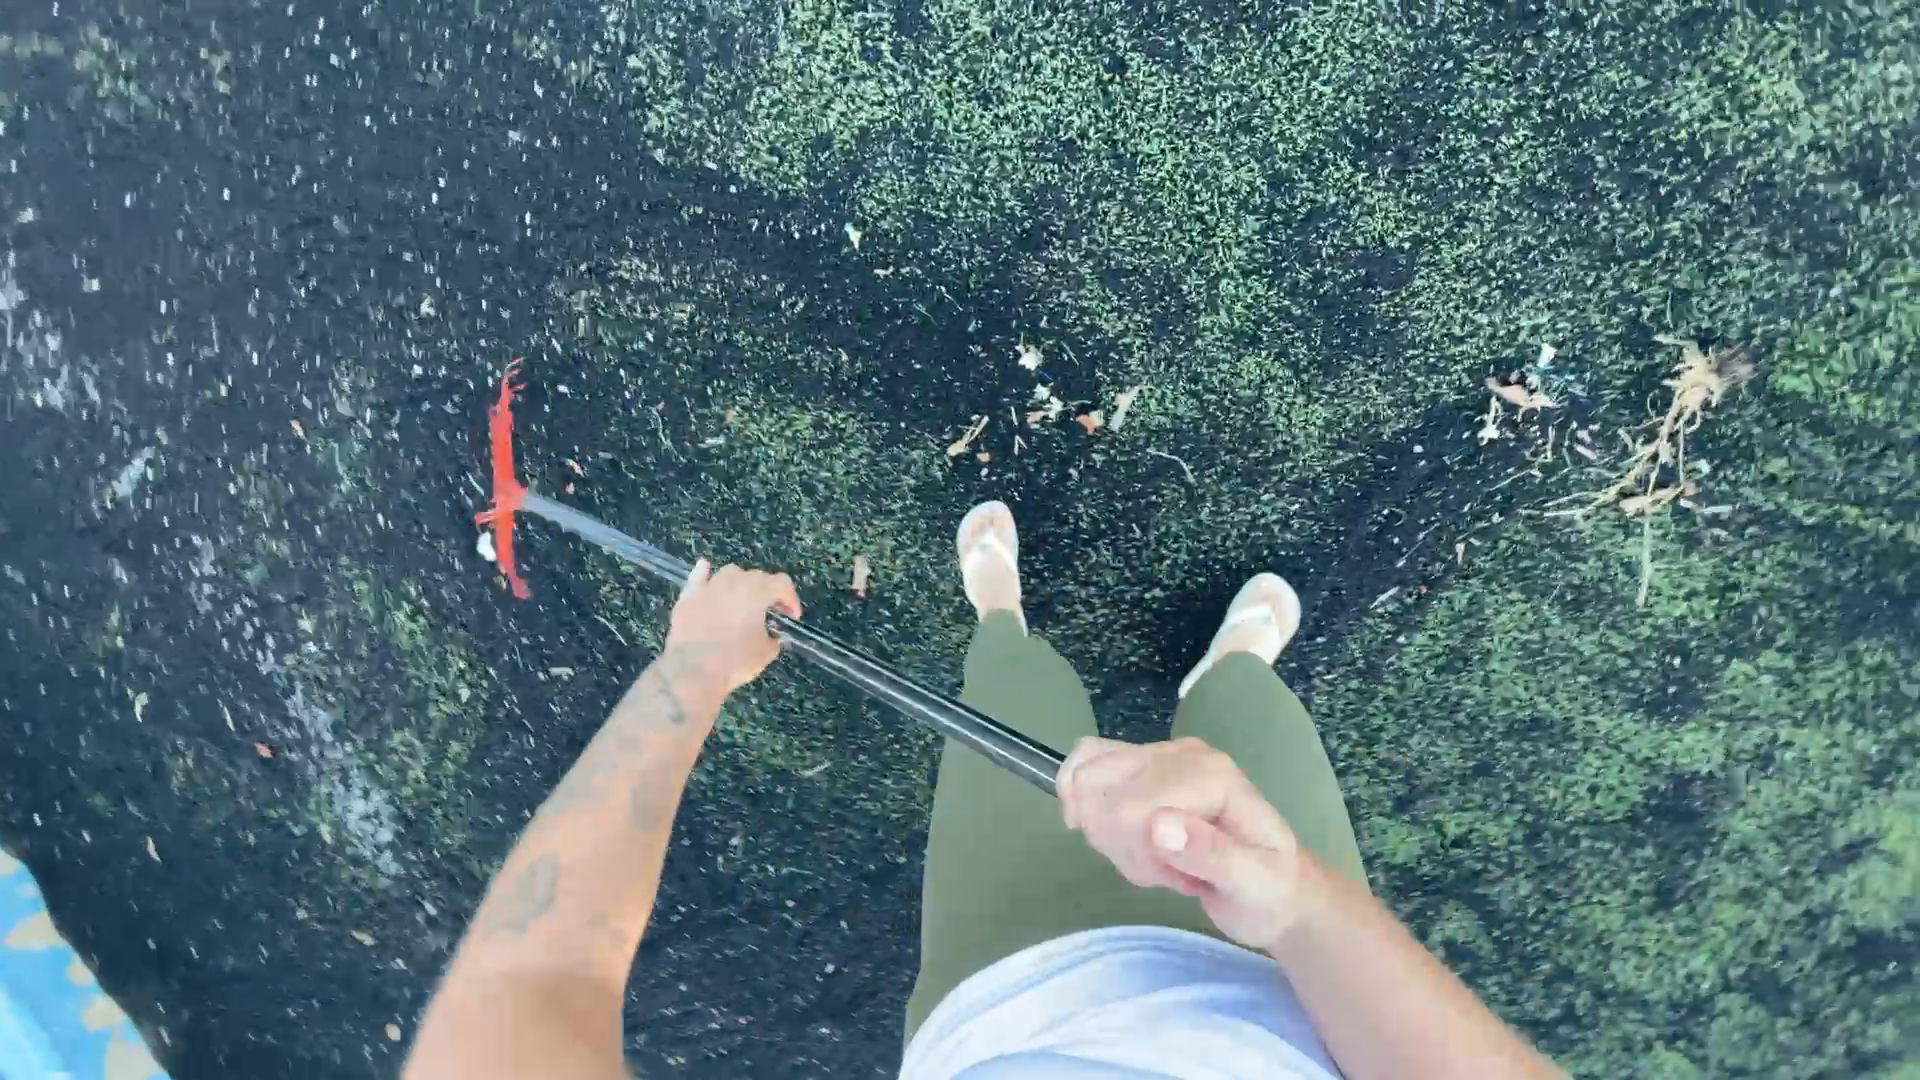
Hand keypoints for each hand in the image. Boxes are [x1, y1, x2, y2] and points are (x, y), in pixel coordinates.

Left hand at [660, 559, 801, 700]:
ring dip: (741, 583)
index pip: (783, 584)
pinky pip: (699, 577)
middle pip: (758, 576)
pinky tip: (706, 570)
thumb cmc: (735, 661)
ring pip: (731, 573)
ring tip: (741, 600)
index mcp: (758, 592)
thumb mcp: (767, 652)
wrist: (692, 672)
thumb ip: (774, 637)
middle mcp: (735, 581)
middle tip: (770, 612)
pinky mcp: (688, 596)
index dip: (791, 599)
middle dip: (768, 592)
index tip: (791, 618)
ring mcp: (709, 586)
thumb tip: (770, 633)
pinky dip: (705, 574)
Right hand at [1057, 736, 1303, 950]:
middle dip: (1116, 840)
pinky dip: (1085, 804)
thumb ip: (1212, 855)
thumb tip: (1158, 826)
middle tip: (1162, 868)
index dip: (1136, 852)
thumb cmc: (1269, 892)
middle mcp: (1180, 753)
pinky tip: (1111, 834)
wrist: (1277, 888)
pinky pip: (1087, 765)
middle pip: (1098, 784)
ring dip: (1103, 828)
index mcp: (1210, 775)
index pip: (1129, 804)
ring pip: (1086, 775)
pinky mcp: (1142, 763)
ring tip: (1149, 855)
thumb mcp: (1255, 887)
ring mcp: (1159, 754)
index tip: (1176, 879)